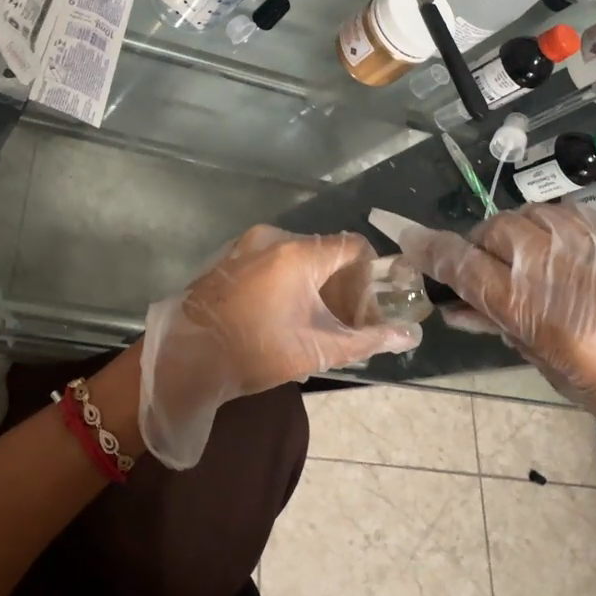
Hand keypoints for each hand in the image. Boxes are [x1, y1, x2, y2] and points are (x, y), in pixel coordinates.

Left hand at [139, 225, 422, 469]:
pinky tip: (277, 316)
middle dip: (341, 286)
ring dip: (312, 286)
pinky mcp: (227, 257)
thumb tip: (409, 335)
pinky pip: (269, 260)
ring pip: (296, 257)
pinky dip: (284, 281)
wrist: (185, 358)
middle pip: (325, 251)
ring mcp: (245, 245)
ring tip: (309, 325)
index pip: (354, 247)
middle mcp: (272, 237)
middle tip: (340, 324)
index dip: (368, 278)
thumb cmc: (254, 351)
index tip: (364, 311)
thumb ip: (367, 339)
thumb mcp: (317, 349)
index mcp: (298, 252)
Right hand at [399, 204, 595, 586]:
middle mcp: (572, 269)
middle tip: (482, 268)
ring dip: (517, 234)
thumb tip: (459, 305)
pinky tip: (570, 255)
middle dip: (478, 245)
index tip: (408, 242)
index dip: (430, 251)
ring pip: (534, 215)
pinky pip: (578, 217)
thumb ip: (509, 330)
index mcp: (548, 316)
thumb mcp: (564, 376)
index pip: (466, 267)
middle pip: (497, 231)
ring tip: (526, 260)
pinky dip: (559, 231)